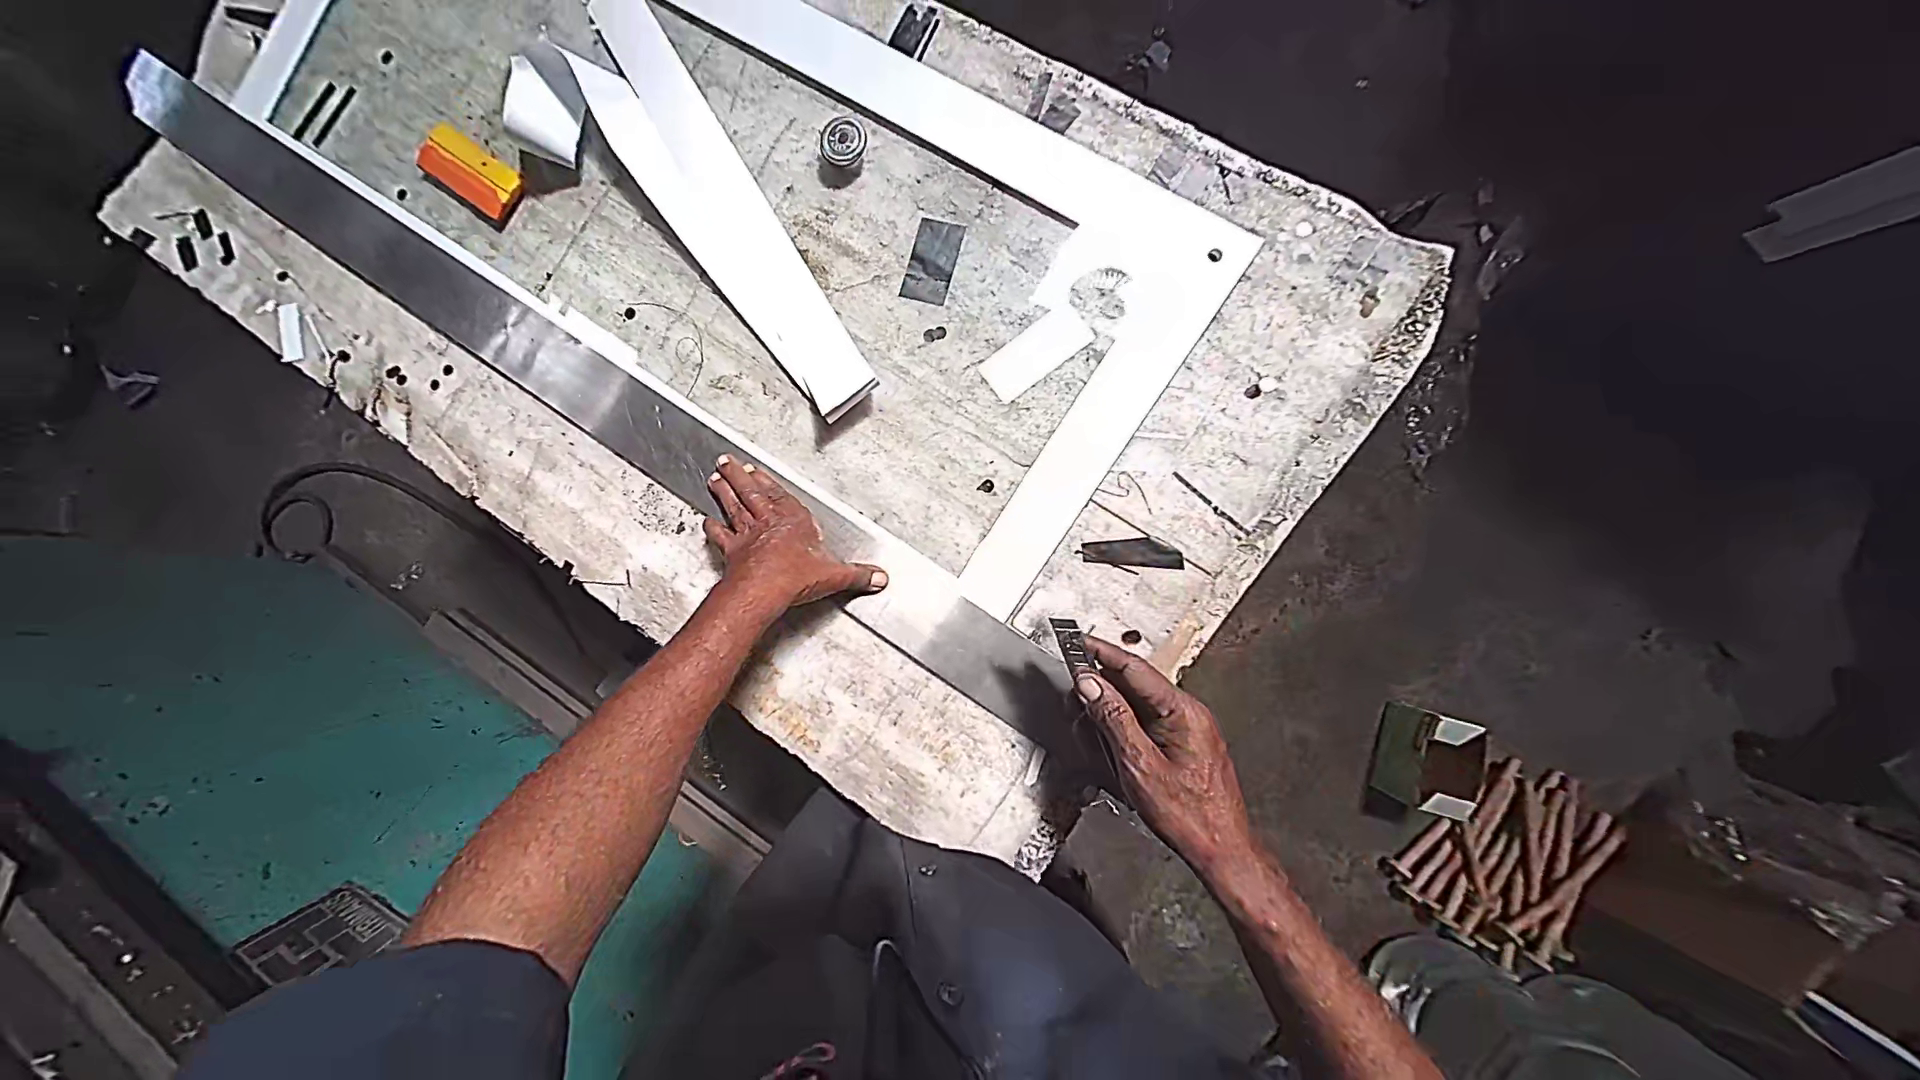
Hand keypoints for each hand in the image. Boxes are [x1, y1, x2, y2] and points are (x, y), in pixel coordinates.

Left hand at [704, 455, 886, 609]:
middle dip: (739, 476)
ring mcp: (748, 536)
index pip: (781, 495)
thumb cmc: (794, 577)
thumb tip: (879, 578)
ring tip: (715, 478)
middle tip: (727, 461)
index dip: (769, 482)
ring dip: (724, 492)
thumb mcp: (835, 575)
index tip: (759, 471)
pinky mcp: (733, 552)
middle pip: (751, 493)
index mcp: (794, 521)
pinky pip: (721, 537)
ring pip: (734, 507)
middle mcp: (769, 523)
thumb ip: (858, 575)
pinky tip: (707, 522)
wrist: (762, 591)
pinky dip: (713, 529)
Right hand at [1077, 636, 1254, 872]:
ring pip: (1134, 707)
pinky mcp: (1181, 743)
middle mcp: (1186, 713)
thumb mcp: (1139, 764)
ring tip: (1102, 750)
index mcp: (1181, 710)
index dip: (1100, 652)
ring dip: (1109, 721)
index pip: (1132, 667)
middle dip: (1100, 695)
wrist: (1222, 850)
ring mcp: (1185, 728)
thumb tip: (1090, 683)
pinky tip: (1116, 757)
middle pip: (1131, 685)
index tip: (1077, 643)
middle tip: (1078, 708)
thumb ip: (1113, 717)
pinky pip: (1144, 725)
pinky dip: (1122, 735)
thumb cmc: (1190, 816)